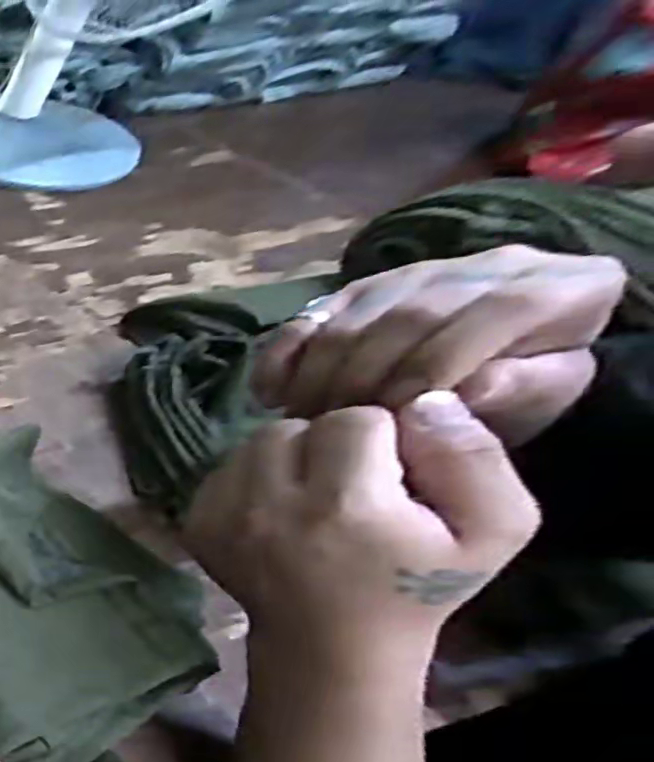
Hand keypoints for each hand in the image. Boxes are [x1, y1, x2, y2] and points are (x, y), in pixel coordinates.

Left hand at [183, 395, 539, 652]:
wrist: (327, 641)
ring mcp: (221, 518)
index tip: (390, 469)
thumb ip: (471, 456)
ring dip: (282, 457)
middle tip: (347, 478)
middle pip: (288, 428)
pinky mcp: (194, 526)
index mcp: (343, 504)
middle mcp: (268, 506)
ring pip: (249, 446)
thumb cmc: (416, 588)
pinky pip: (219, 474)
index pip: (351, 419)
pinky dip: (248, 480)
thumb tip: (423, 403)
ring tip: (310, 491)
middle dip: (323, 442)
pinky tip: (275, 508)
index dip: (380, 434)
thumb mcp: (493, 529)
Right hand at [255, 245, 621, 441]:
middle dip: (361, 380)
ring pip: (347, 323)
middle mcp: (482, 267)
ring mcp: (409, 275)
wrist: (492, 364)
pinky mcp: (352, 291)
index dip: (433, 370)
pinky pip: (301, 322)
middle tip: (332, 428)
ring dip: (315, 379)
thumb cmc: (518, 390)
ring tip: (304, 420)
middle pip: (404, 319)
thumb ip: (517, 392)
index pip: (487, 317)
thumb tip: (460, 393)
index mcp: (557, 287)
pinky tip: (271, 397)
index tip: (391, 418)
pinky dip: (277, 362)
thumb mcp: (542, 398)